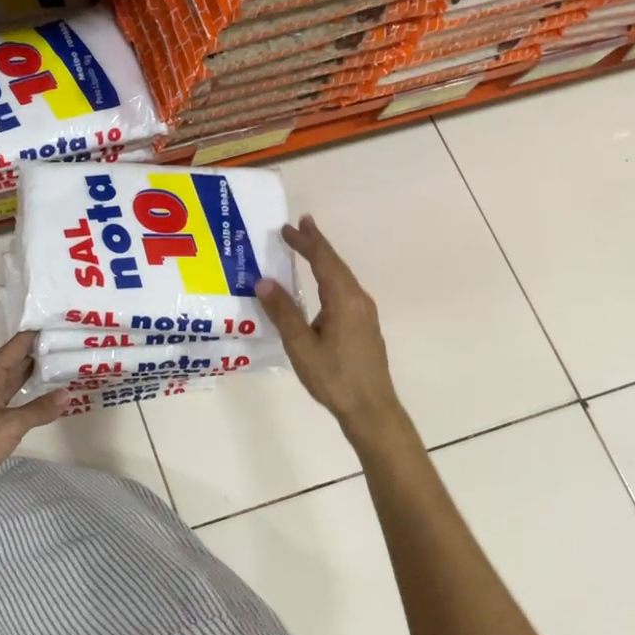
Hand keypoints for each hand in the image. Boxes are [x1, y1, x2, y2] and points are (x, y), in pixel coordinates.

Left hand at [0, 332, 68, 501]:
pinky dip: (28, 397)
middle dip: (37, 355)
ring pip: (12, 383)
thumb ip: (40, 409)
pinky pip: (12, 401)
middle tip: (66, 346)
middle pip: (13, 363)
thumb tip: (67, 394)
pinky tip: (45, 397)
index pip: (13, 348)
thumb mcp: (12, 424)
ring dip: (33, 376)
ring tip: (61, 367)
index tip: (56, 326)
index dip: (33, 336)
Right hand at [256, 216, 399, 430]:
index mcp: (344, 300)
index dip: (305, 242)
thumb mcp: (300, 346)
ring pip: (342, 278)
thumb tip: (264, 281)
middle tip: (299, 227)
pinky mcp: (364, 326)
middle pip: (336, 265)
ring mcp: (365, 314)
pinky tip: (321, 287)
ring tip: (307, 249)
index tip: (287, 227)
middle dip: (317, 245)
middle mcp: (358, 300)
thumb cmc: (334, 377)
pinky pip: (344, 291)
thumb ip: (283, 312)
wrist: (370, 408)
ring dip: (324, 261)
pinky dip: (329, 278)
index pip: (323, 261)